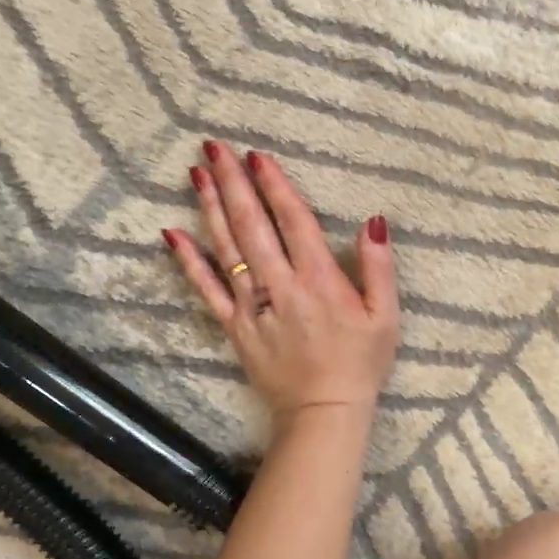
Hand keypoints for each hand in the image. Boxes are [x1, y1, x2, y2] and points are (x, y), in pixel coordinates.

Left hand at [162, 140, 397, 433]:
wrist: (325, 411)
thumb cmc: (362, 362)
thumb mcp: (386, 315)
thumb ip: (378, 267)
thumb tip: (373, 221)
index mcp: (320, 280)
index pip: (294, 222)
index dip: (275, 186)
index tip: (257, 156)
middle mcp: (281, 286)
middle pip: (252, 226)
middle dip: (233, 184)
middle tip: (214, 148)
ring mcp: (252, 306)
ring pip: (226, 250)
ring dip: (209, 209)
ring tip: (196, 173)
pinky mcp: (235, 327)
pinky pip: (206, 290)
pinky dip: (188, 261)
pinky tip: (172, 234)